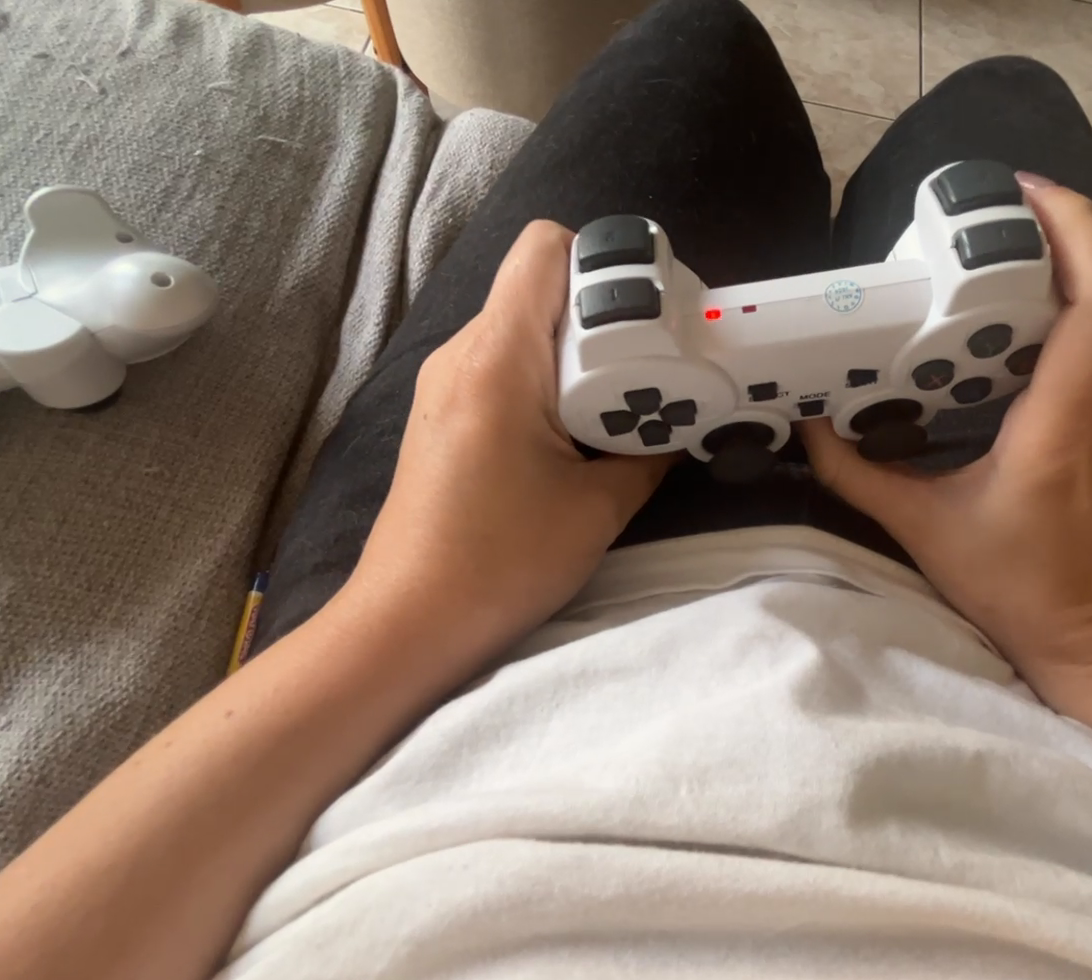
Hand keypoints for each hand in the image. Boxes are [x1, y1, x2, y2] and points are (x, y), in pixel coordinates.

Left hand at [332, 220, 672, 650]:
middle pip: (540, 289)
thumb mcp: (600, 508)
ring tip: (617, 411)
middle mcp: (463, 353)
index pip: (545, 248)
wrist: (412, 619)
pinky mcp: (443, 415)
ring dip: (575, 358)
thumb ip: (651, 453)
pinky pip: (504, 368)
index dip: (604, 262)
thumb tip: (680, 426)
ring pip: (523, 331)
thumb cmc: (504, 561)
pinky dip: (547, 385)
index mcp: (501, 357)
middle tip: (651, 371)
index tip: (650, 315)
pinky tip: (572, 438)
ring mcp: (445, 383)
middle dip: (603, 318)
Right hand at [802, 175, 1091, 681]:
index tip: (1019, 195)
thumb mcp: (922, 530)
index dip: (1073, 230)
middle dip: (1075, 230)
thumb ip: (857, 474)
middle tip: (1006, 214)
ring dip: (1090, 266)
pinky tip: (1048, 318)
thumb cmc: (1014, 587)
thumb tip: (807, 428)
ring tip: (1024, 252)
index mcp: (1064, 426)